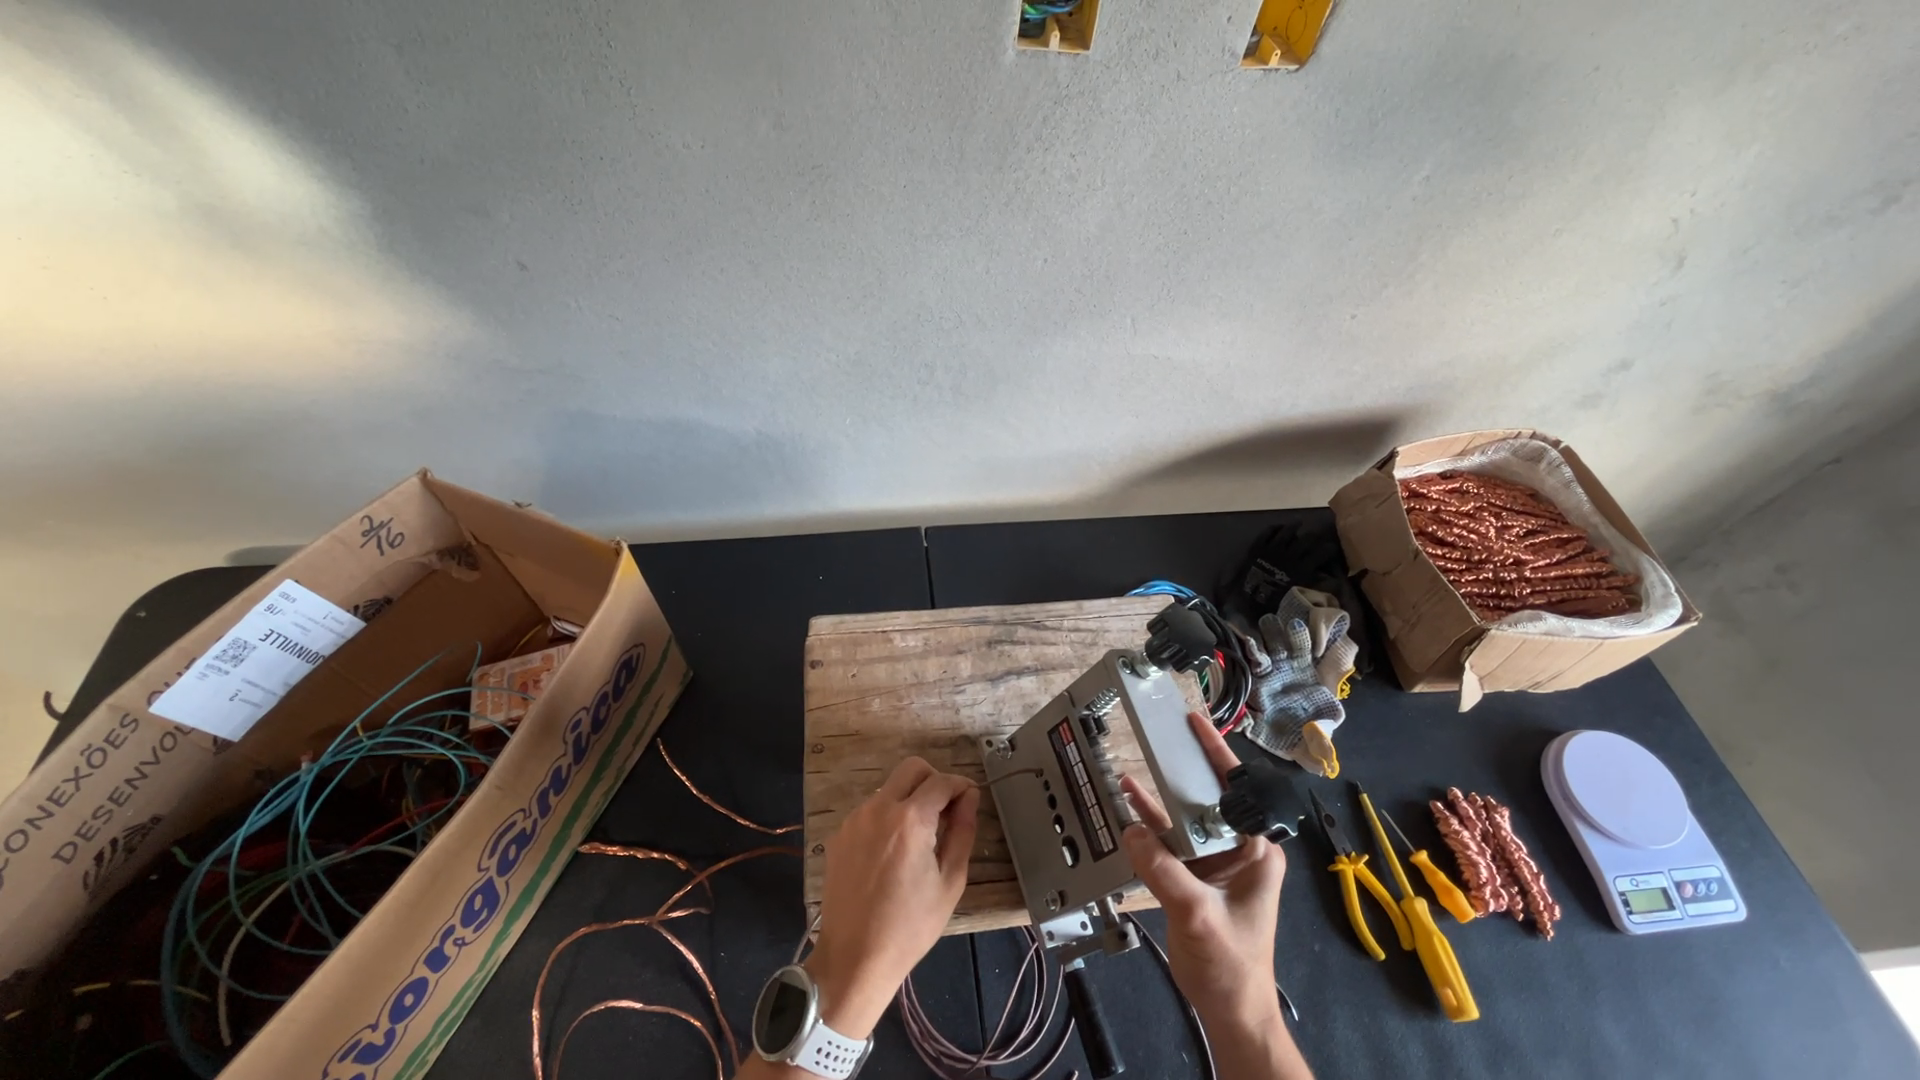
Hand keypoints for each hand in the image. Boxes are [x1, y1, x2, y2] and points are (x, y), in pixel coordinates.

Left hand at [806, 757, 978, 1038]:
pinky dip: (887, 818)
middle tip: (946, 812)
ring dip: (909, 800)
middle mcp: (878, 808)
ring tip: (920, 839)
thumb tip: (969, 798)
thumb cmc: (910, 925)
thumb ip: (962, 831)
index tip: (970, 800)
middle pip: (911, 769)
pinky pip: (870, 811)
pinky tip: (892, 854)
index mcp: (910, 819)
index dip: (961, 786)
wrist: (854, 957)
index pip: (941, 781)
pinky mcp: (839, 835)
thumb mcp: (950, 881)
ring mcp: (854, 820)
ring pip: (889, 789)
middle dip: (934, 781)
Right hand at [1121, 712, 1287, 1027]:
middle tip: (1163, 735)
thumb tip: (1132, 832)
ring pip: (1185, 819)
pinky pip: (1170, 842)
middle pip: (1208, 799)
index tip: (1196, 726)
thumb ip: (1164, 871)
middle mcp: (1238, 850)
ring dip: (1161, 796)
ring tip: (1138, 763)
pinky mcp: (1193, 878)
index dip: (1217, 756)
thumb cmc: (1231, 964)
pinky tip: (1130, 803)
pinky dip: (1150, 824)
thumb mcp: (1198, 913)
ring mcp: (1214, 864)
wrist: (1228, 1008)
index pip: (1238, 792)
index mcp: (1256, 851)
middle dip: (1185, 769)